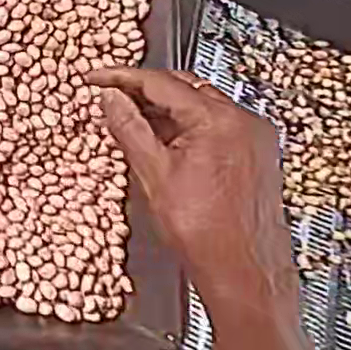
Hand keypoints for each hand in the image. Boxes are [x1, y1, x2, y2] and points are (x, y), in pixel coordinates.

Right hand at [87, 67, 296, 308]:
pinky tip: (156, 138)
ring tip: (126, 117)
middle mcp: (245, 123)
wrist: (245, 272)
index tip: (96, 77)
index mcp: (220, 122)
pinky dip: (180, 124)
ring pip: (197, 104)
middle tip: (107, 94)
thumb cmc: (206, 231)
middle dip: (141, 88)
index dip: (121, 77)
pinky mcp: (254, 154)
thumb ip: (129, 127)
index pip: (161, 82)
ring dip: (160, 106)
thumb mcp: (153, 173)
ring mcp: (254, 138)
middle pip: (183, 86)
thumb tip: (110, 98)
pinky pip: (212, 124)